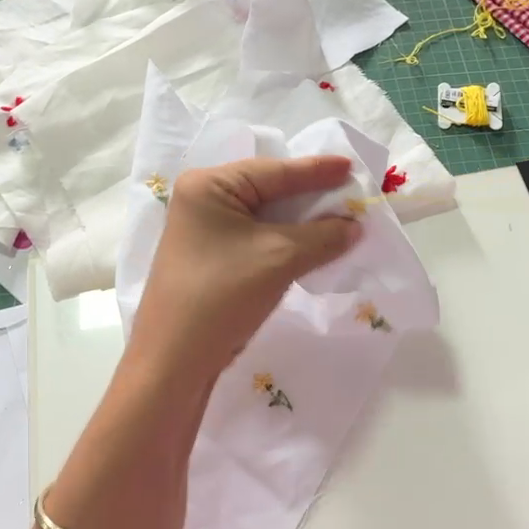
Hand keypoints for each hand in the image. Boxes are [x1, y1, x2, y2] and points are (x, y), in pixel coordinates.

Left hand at [127, 156, 361, 388]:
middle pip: (268, 190)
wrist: (174, 362)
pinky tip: (315, 246)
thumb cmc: (222, 295)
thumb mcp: (279, 259)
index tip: (352, 165)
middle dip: (311, 196)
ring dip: (302, 223)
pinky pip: (257, 239)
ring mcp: (204, 232)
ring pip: (265, 217)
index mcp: (207, 186)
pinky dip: (287, 241)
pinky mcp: (211, 259)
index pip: (273, 171)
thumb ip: (322, 236)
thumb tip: (354, 226)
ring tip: (342, 219)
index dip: (316, 170)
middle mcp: (201, 201)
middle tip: (352, 192)